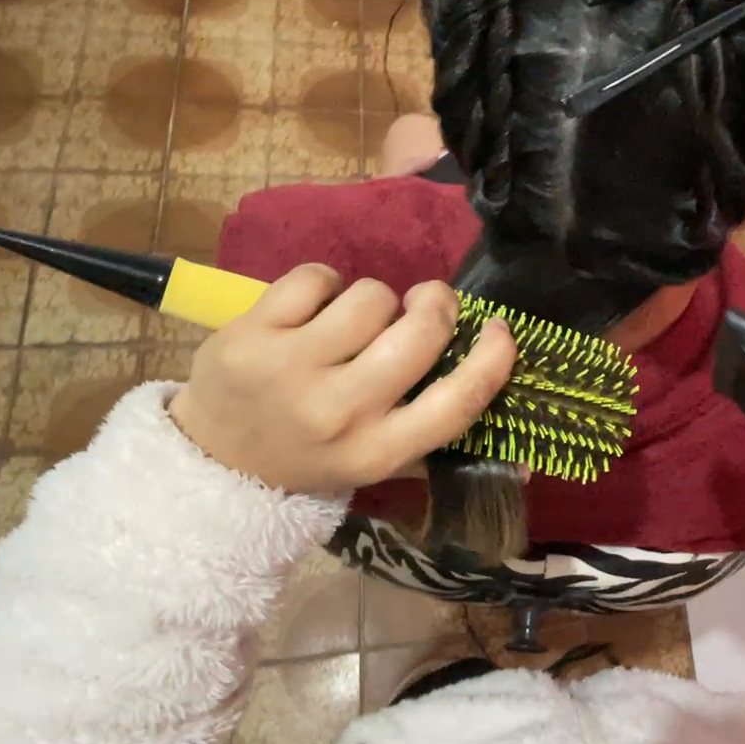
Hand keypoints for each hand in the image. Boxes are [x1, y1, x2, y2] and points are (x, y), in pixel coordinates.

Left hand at [167, 266, 515, 495]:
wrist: (215, 463)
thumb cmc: (312, 459)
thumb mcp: (376, 465)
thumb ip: (438, 445)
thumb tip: (529, 464)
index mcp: (378, 451)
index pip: (458, 400)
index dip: (493, 357)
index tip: (497, 328)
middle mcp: (339, 412)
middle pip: (421, 332)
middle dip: (434, 304)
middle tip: (425, 305)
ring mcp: (290, 370)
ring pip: (371, 296)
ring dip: (374, 300)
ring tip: (353, 322)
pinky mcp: (249, 335)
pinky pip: (316, 277)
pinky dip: (325, 284)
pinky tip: (312, 309)